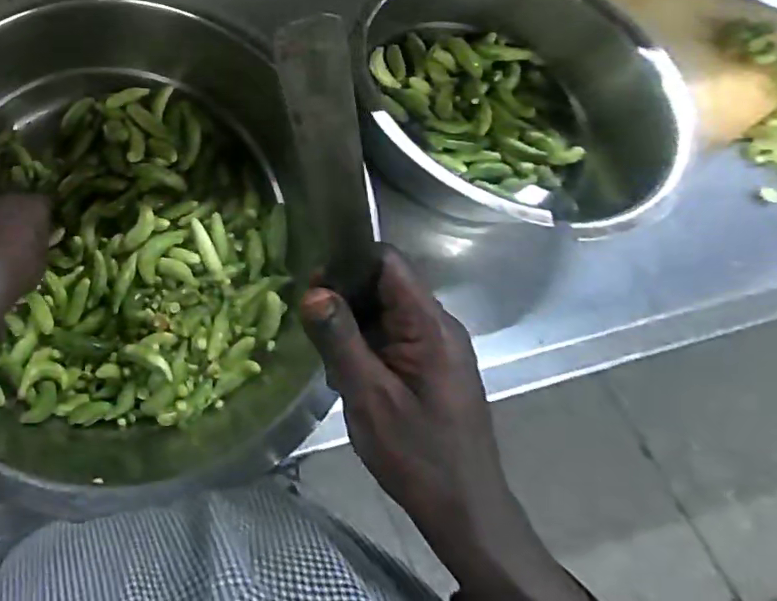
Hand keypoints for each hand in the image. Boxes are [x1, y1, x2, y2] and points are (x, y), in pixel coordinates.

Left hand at [0, 194, 51, 327]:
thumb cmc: (18, 274)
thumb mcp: (41, 260)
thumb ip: (40, 241)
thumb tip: (35, 238)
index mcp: (35, 206)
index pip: (45, 203)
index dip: (44, 216)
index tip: (42, 229)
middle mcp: (11, 197)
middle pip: (18, 200)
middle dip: (19, 213)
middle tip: (18, 234)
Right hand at [301, 250, 587, 600]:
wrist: (466, 514)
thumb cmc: (419, 454)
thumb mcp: (369, 396)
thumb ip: (340, 339)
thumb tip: (312, 290)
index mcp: (430, 326)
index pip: (388, 261)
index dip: (348, 261)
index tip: (314, 285)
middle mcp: (437, 326)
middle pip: (382, 282)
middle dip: (342, 294)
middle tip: (310, 321)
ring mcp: (435, 346)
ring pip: (382, 308)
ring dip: (350, 320)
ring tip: (325, 348)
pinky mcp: (428, 365)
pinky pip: (389, 332)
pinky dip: (362, 340)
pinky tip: (345, 367)